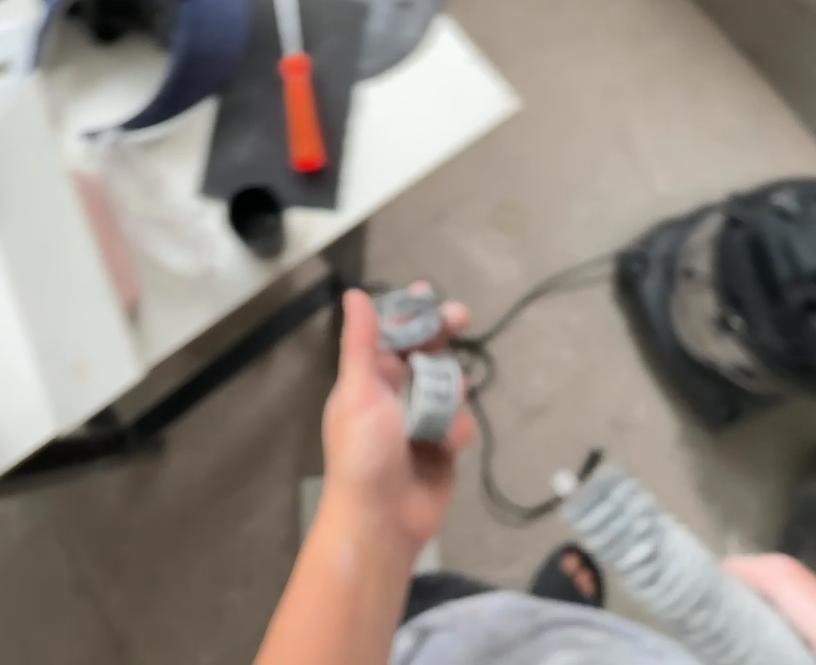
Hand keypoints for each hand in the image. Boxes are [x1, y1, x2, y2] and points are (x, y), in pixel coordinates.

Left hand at [320, 286, 475, 556]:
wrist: (383, 521)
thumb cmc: (362, 454)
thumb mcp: (358, 391)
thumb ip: (361, 342)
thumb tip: (354, 294)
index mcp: (369, 377)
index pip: (390, 332)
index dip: (409, 311)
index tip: (427, 293)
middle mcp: (396, 392)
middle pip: (426, 350)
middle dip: (442, 333)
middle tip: (461, 316)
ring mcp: (421, 417)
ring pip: (449, 383)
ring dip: (450, 389)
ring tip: (443, 406)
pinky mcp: (443, 443)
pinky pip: (460, 421)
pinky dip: (456, 429)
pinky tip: (446, 443)